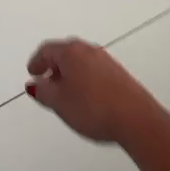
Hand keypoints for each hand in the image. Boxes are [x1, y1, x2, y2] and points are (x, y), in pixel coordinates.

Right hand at [26, 38, 162, 144]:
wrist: (138, 120)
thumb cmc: (93, 108)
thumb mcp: (59, 103)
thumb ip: (43, 91)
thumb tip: (35, 84)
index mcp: (70, 52)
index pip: (46, 50)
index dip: (36, 61)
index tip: (32, 73)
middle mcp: (88, 50)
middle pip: (64, 53)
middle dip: (53, 67)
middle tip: (47, 82)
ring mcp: (106, 61)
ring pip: (81, 62)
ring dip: (70, 74)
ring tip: (67, 93)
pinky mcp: (120, 74)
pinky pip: (94, 70)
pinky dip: (85, 78)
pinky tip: (87, 97)